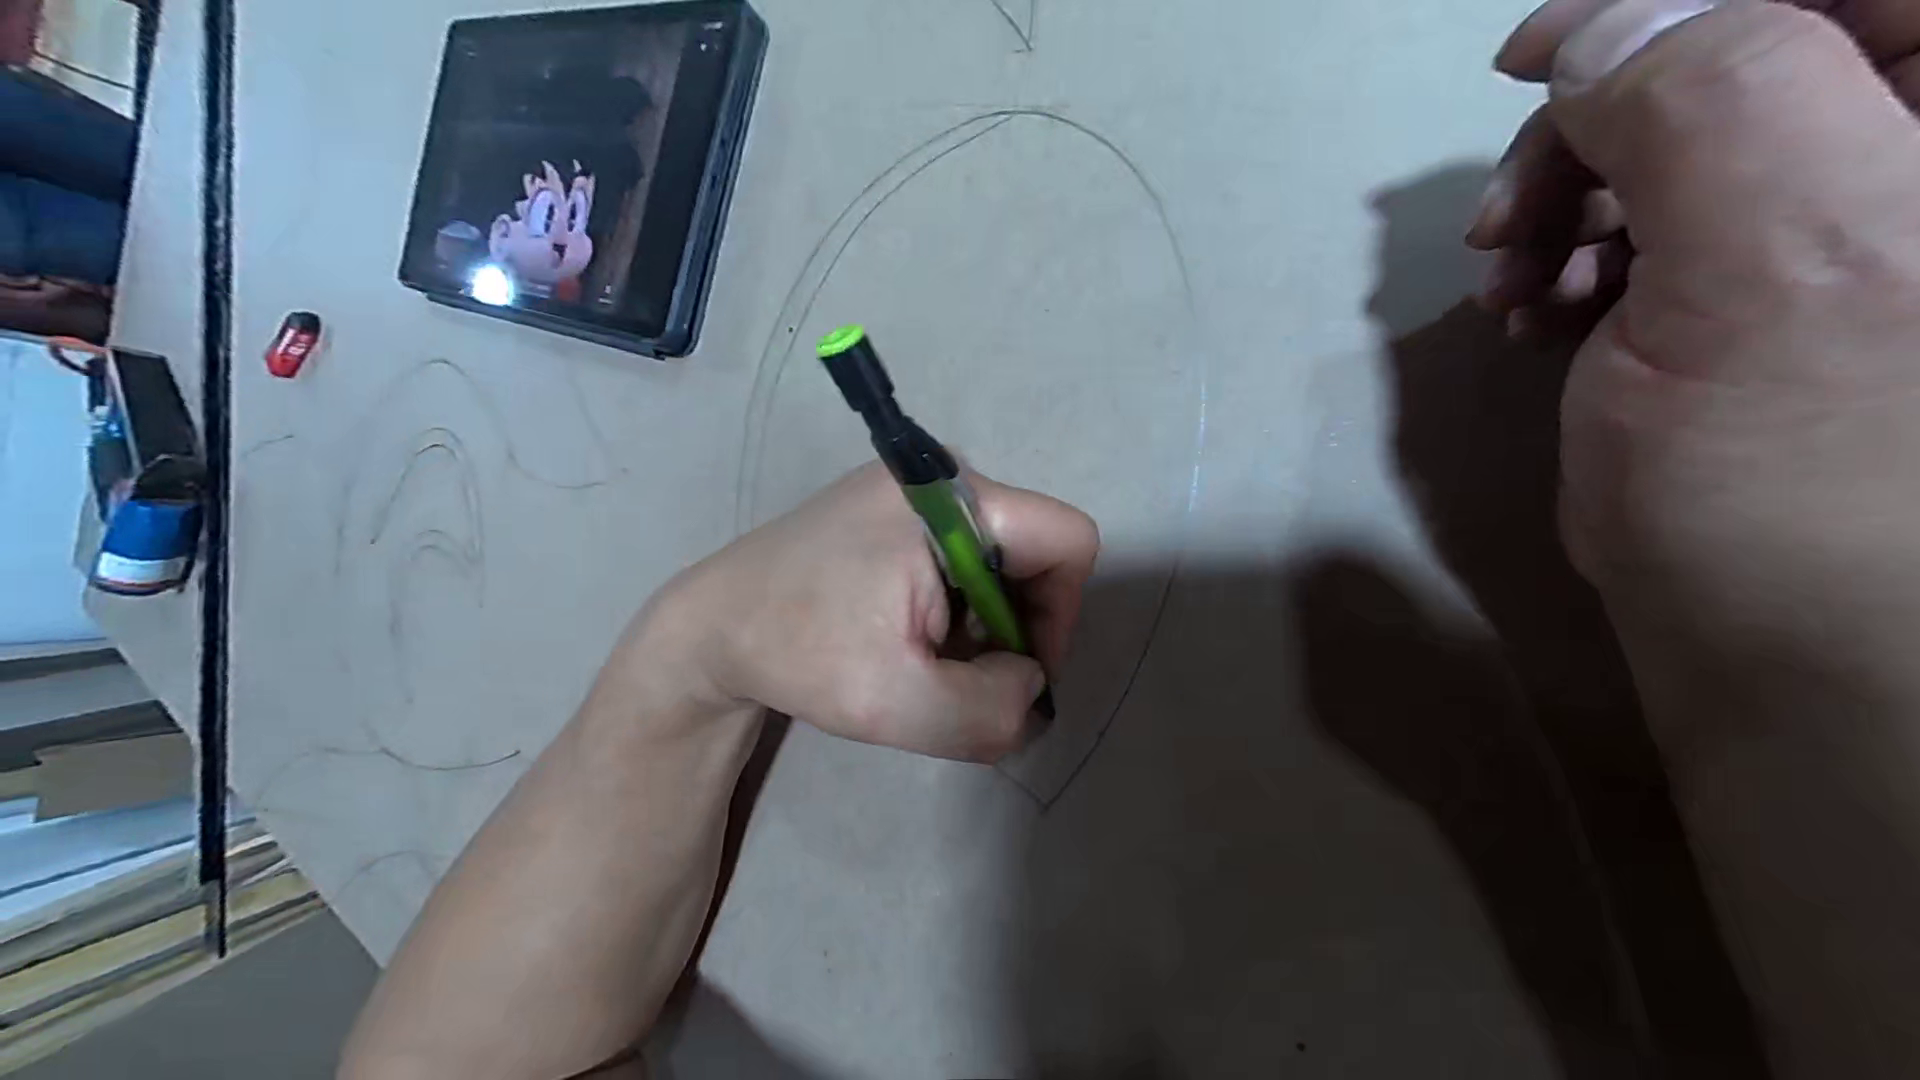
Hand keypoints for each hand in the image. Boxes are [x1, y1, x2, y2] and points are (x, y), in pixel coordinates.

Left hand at [640, 463, 1098, 762]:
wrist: (713, 626)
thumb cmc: (796, 652)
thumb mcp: (897, 703)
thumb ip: (991, 710)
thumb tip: (1032, 687)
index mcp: (948, 498)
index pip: (1066, 540)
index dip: (1061, 614)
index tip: (1018, 671)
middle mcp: (940, 477)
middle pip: (1034, 551)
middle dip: (1015, 627)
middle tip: (961, 677)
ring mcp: (914, 490)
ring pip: (1000, 561)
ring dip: (982, 624)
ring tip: (923, 658)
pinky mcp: (894, 511)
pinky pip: (964, 558)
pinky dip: (956, 610)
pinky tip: (908, 636)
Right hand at [1470, 0, 1919, 694]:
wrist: (1785, 626)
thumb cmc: (1799, 471)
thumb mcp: (1772, 265)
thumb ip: (1706, 104)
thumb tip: (1596, 33)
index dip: (1665, 7)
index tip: (1528, 58)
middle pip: (1744, 60)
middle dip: (1594, 135)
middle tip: (1503, 225)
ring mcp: (1864, 223)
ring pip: (1685, 148)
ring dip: (1571, 209)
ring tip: (1515, 287)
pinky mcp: (1775, 290)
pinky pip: (1664, 224)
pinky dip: (1583, 257)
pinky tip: (1542, 309)